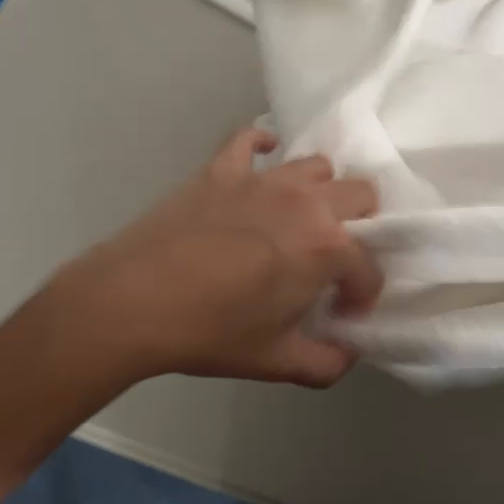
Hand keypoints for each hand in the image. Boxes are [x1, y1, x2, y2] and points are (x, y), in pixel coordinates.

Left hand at [48, 128, 383, 388]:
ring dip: (321, 189)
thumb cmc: (211, 332)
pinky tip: (263, 158)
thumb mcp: (275, 362)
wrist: (134, 301)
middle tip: (334, 255)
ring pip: (316, 165)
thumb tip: (346, 352)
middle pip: (360, 194)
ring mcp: (263, 179)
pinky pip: (250, 140)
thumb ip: (325, 363)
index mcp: (327, 248)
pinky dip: (262, 145)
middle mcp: (306, 202)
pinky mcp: (223, 169)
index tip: (346, 309)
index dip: (364, 291)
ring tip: (301, 216)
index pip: (368, 266)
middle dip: (361, 224)